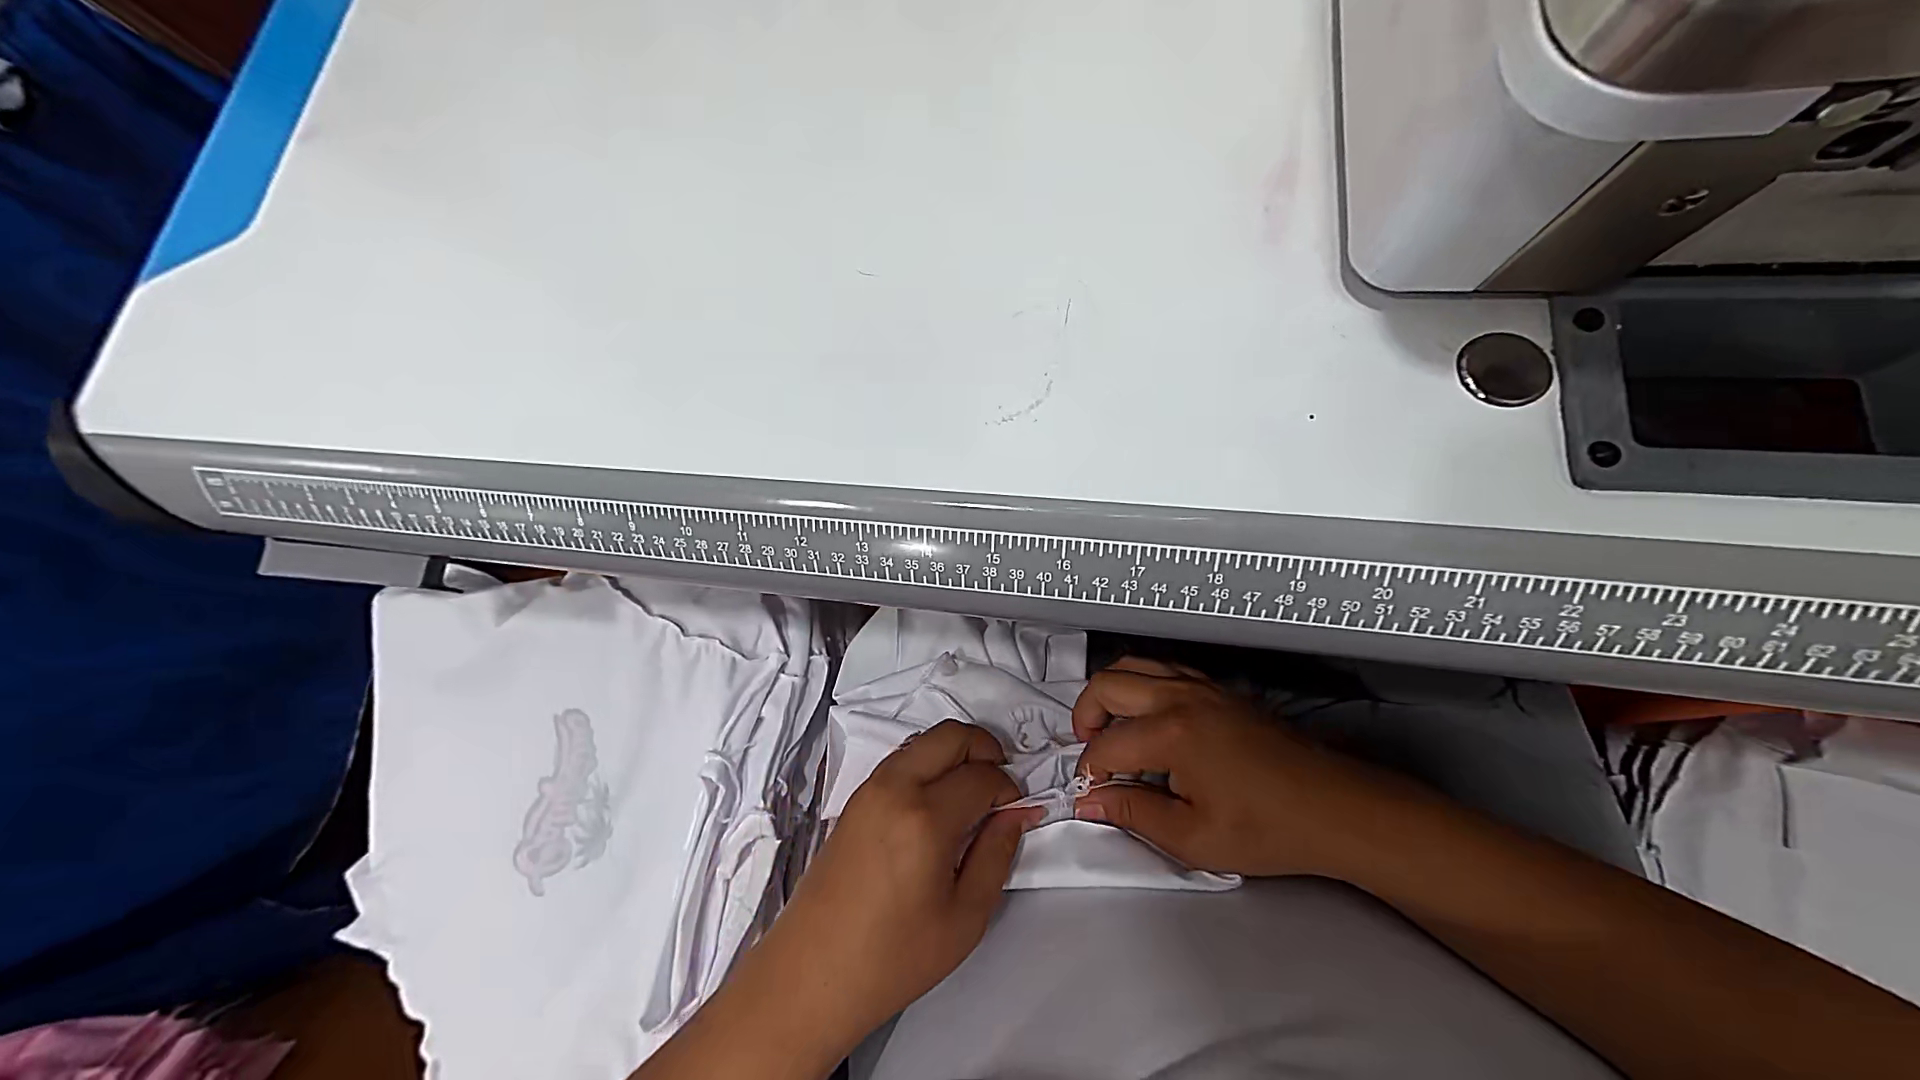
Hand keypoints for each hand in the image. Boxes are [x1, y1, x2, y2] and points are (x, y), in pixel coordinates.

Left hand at [651, 720, 1039, 1079]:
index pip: (981, 776)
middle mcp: (895, 788)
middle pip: (951, 736)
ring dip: (956, 752)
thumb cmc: (893, 958)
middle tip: (1001, 784)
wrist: (811, 974)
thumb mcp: (964, 917)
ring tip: (974, 792)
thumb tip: (1019, 812)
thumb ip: (997, 854)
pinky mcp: (855, 798)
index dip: (1008, 788)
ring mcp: (870, 788)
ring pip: (924, 740)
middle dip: (985, 749)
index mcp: (925, 818)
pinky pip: (902, 758)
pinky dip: (929, 762)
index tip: (1019, 809)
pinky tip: (940, 800)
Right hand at [1072, 658, 1439, 878]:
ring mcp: (1202, 689)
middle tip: (1089, 750)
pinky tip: (1148, 715)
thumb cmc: (1275, 826)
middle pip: (1107, 686)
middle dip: (1085, 717)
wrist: (1337, 809)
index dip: (1089, 772)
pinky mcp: (1219, 690)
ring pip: (1133, 665)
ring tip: (1109, 727)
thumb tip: (1094, 801)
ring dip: (1110, 693)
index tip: (1091, 792)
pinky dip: (1141, 683)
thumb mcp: (1193, 837)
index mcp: (1172, 734)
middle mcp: (1182, 699)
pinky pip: (1164, 668)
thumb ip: (1133, 813)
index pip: (1105, 746)